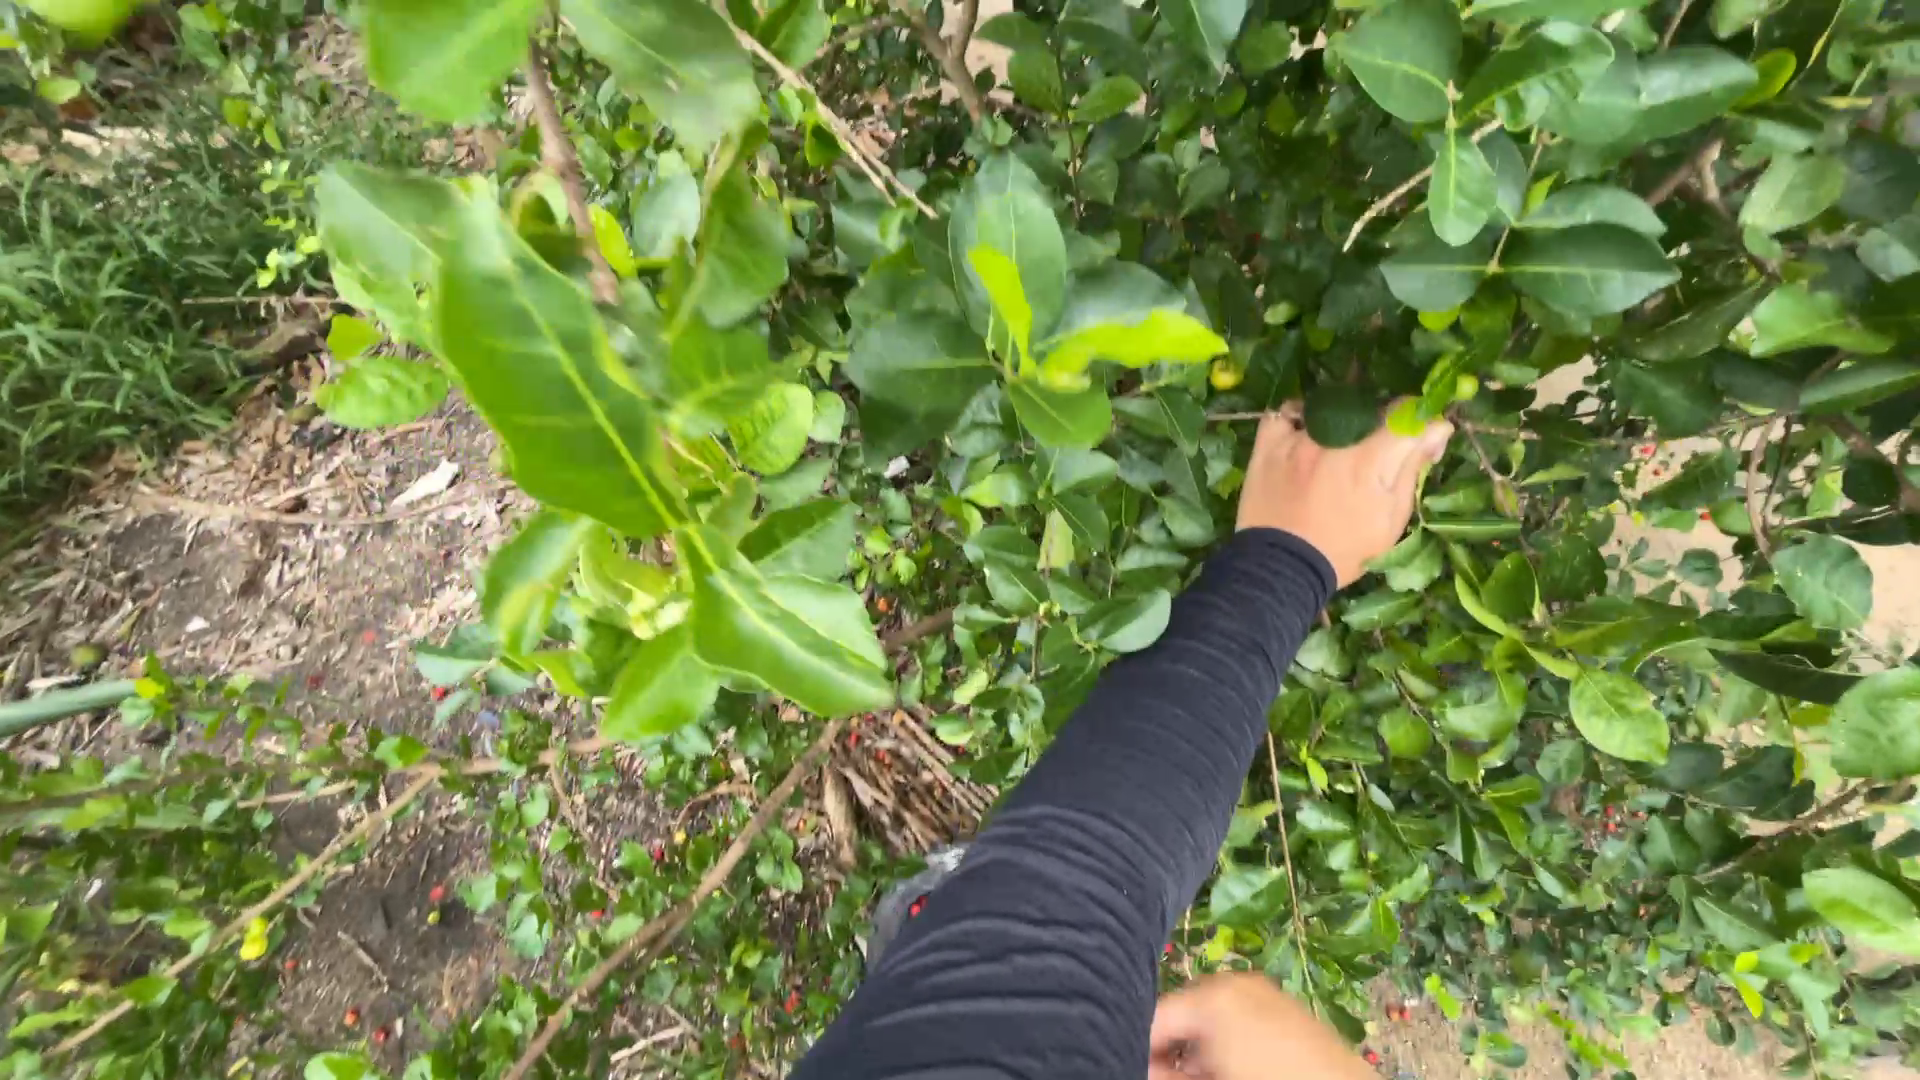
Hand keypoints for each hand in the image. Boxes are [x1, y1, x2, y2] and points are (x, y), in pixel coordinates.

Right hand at [1149, 973, 1374, 1079]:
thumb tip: (1144, 1070)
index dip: (1142, 1048)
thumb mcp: (1213, 1078)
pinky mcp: (1285, 1011)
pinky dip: (1226, 1048)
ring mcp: (1263, 995)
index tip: (1135, 1069)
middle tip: (1169, 1078)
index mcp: (1211, 996)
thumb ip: (1171, 1076)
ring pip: (1212, 1021)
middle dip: (1173, 1053)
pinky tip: (1228, 1072)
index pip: (1156, 1016)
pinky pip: (1239, 1023)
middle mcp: (1234, 984)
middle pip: (1184, 1015)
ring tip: (1199, 1077)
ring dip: (1198, 1054)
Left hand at [1235, 403, 1452, 587]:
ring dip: (1343, 418)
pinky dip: (1296, 417)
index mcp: (1369, 459)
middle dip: (1384, 422)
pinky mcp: (1266, 447)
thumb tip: (1434, 431)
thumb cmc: (1342, 551)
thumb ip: (1411, 470)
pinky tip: (1304, 430)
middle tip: (1379, 449)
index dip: (1423, 423)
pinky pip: (1282, 414)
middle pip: (1370, 407)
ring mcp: (1296, 441)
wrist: (1280, 567)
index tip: (1422, 439)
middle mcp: (1332, 440)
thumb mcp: (1390, 519)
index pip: (1407, 414)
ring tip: (1341, 443)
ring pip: (1327, 406)